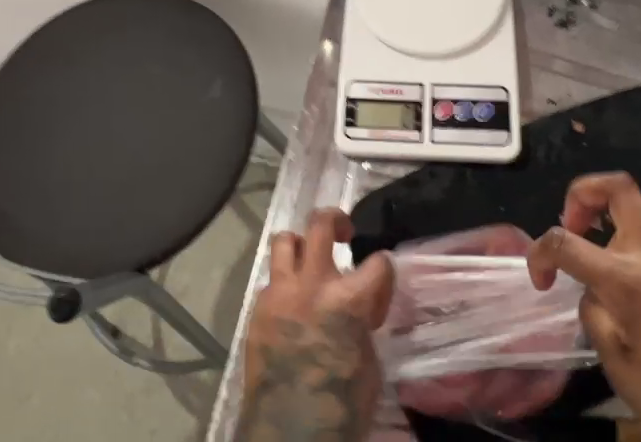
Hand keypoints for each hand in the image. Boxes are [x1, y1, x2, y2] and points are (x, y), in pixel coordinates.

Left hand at [239, 208, 394, 441]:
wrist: (291, 431)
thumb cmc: (342, 403)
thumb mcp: (368, 359)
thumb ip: (361, 321)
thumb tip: (359, 313)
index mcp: (349, 298)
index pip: (378, 262)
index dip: (383, 273)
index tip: (380, 285)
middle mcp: (313, 284)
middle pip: (321, 224)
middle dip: (336, 220)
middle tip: (344, 234)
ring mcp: (280, 294)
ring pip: (284, 240)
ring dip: (300, 245)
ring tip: (309, 260)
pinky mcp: (257, 311)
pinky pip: (271, 282)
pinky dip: (283, 286)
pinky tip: (291, 306)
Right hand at [527, 173, 640, 441]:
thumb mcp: (616, 364)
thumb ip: (594, 313)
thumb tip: (594, 291)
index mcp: (629, 282)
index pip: (566, 241)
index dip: (539, 252)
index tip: (540, 278)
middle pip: (618, 188)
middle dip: (583, 193)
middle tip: (573, 226)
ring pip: (638, 224)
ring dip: (612, 239)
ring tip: (609, 288)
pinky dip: (638, 261)